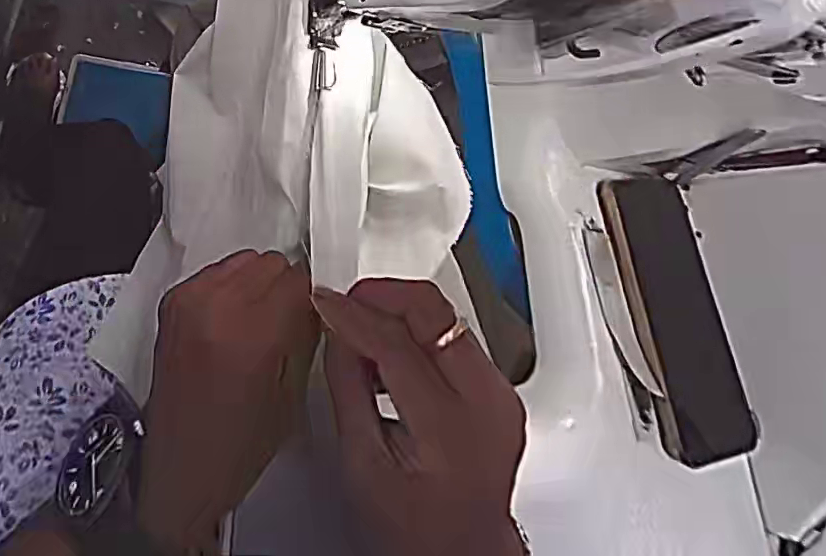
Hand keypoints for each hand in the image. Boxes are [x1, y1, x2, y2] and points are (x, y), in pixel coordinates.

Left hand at [137, 250, 319, 553]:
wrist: (177, 471)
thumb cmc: (232, 447)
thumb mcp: (292, 394)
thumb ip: (306, 332)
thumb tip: (315, 298)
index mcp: (253, 333)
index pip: (300, 279)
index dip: (312, 297)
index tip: (312, 312)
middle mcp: (217, 307)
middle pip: (273, 262)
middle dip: (285, 288)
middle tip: (283, 322)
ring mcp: (191, 300)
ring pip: (247, 259)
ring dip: (257, 283)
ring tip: (253, 323)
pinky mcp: (174, 300)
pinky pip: (218, 270)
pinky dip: (230, 287)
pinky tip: (230, 322)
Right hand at [314, 279, 527, 555]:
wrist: (467, 554)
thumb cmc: (417, 532)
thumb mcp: (363, 466)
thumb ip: (349, 389)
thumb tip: (337, 333)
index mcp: (450, 428)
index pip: (396, 343)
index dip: (352, 316)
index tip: (326, 302)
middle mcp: (486, 401)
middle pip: (430, 310)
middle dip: (380, 295)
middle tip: (346, 302)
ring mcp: (499, 391)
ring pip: (444, 314)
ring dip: (398, 308)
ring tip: (363, 326)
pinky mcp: (500, 386)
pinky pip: (453, 333)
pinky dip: (417, 328)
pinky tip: (391, 345)